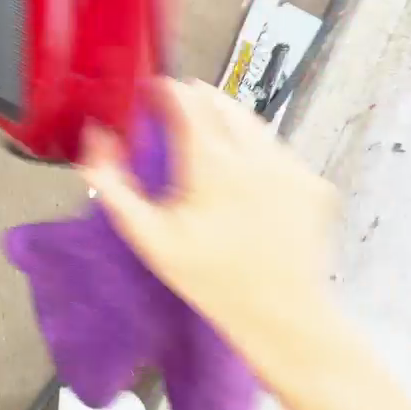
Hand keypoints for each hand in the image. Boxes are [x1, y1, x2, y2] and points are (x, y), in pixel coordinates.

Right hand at [79, 79, 339, 357]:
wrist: (283, 319)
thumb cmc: (208, 276)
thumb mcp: (146, 234)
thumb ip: (111, 180)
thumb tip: (96, 136)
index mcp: (211, 161)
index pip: (186, 97)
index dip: (162, 90)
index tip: (147, 97)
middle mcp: (254, 154)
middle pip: (218, 99)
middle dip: (192, 102)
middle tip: (171, 121)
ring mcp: (290, 166)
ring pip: (249, 118)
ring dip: (223, 120)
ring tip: (204, 145)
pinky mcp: (314, 183)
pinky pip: (275, 147)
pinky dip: (253, 148)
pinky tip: (242, 177)